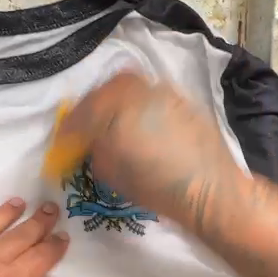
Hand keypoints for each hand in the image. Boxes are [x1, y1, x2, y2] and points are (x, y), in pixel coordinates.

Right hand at [55, 73, 245, 230]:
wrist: (213, 189)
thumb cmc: (159, 190)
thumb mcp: (114, 176)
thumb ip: (96, 152)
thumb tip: (91, 142)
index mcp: (116, 113)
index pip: (82, 113)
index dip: (69, 128)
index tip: (64, 140)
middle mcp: (139, 94)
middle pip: (106, 89)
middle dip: (93, 105)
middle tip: (89, 125)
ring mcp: (164, 93)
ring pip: (131, 86)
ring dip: (116, 101)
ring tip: (115, 121)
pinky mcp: (183, 99)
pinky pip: (152, 94)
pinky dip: (140, 104)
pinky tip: (142, 123)